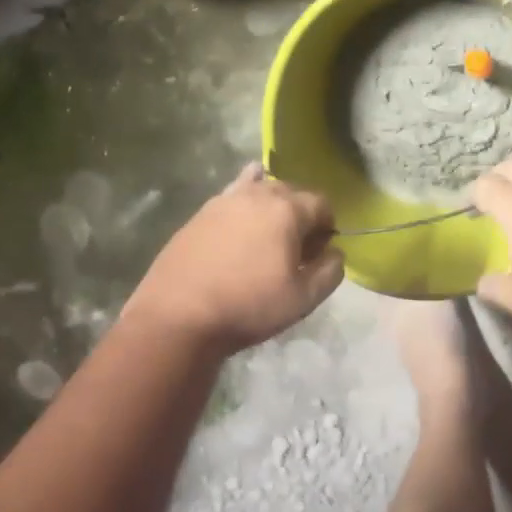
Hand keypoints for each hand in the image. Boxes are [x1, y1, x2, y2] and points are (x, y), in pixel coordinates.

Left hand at [121, 164, 344, 355]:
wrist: (176, 320)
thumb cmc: (248, 307)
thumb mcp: (303, 299)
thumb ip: (331, 271)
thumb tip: (334, 253)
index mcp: (288, 210)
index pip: (322, 203)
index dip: (327, 227)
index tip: (317, 255)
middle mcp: (258, 195)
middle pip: (293, 192)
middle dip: (301, 215)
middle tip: (294, 250)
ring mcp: (224, 201)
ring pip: (261, 190)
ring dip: (272, 208)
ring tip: (266, 238)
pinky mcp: (199, 215)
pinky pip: (232, 196)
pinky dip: (244, 199)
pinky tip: (242, 215)